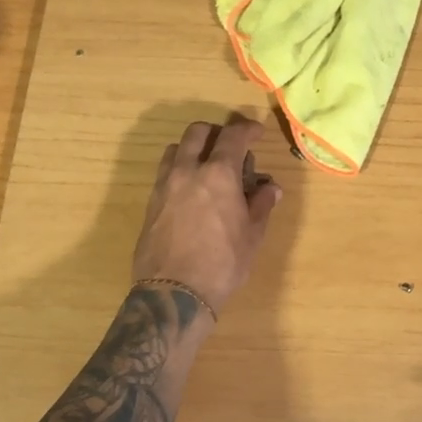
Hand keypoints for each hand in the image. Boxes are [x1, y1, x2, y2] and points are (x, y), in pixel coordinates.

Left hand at [132, 119, 281, 315]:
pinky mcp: (150, 202)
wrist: (175, 292)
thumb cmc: (222, 264)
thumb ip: (261, 205)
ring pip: (176, 149)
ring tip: (206, 167)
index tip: (256, 132)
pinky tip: (190, 191)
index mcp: (218, 173)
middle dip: (216, 132)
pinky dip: (179, 170)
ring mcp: (165, 185)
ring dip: (193, 149)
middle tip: (229, 148)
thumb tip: (271, 188)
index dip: (247, 128)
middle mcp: (188, 170)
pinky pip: (164, 173)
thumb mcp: (251, 235)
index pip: (233, 136)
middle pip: (198, 132)